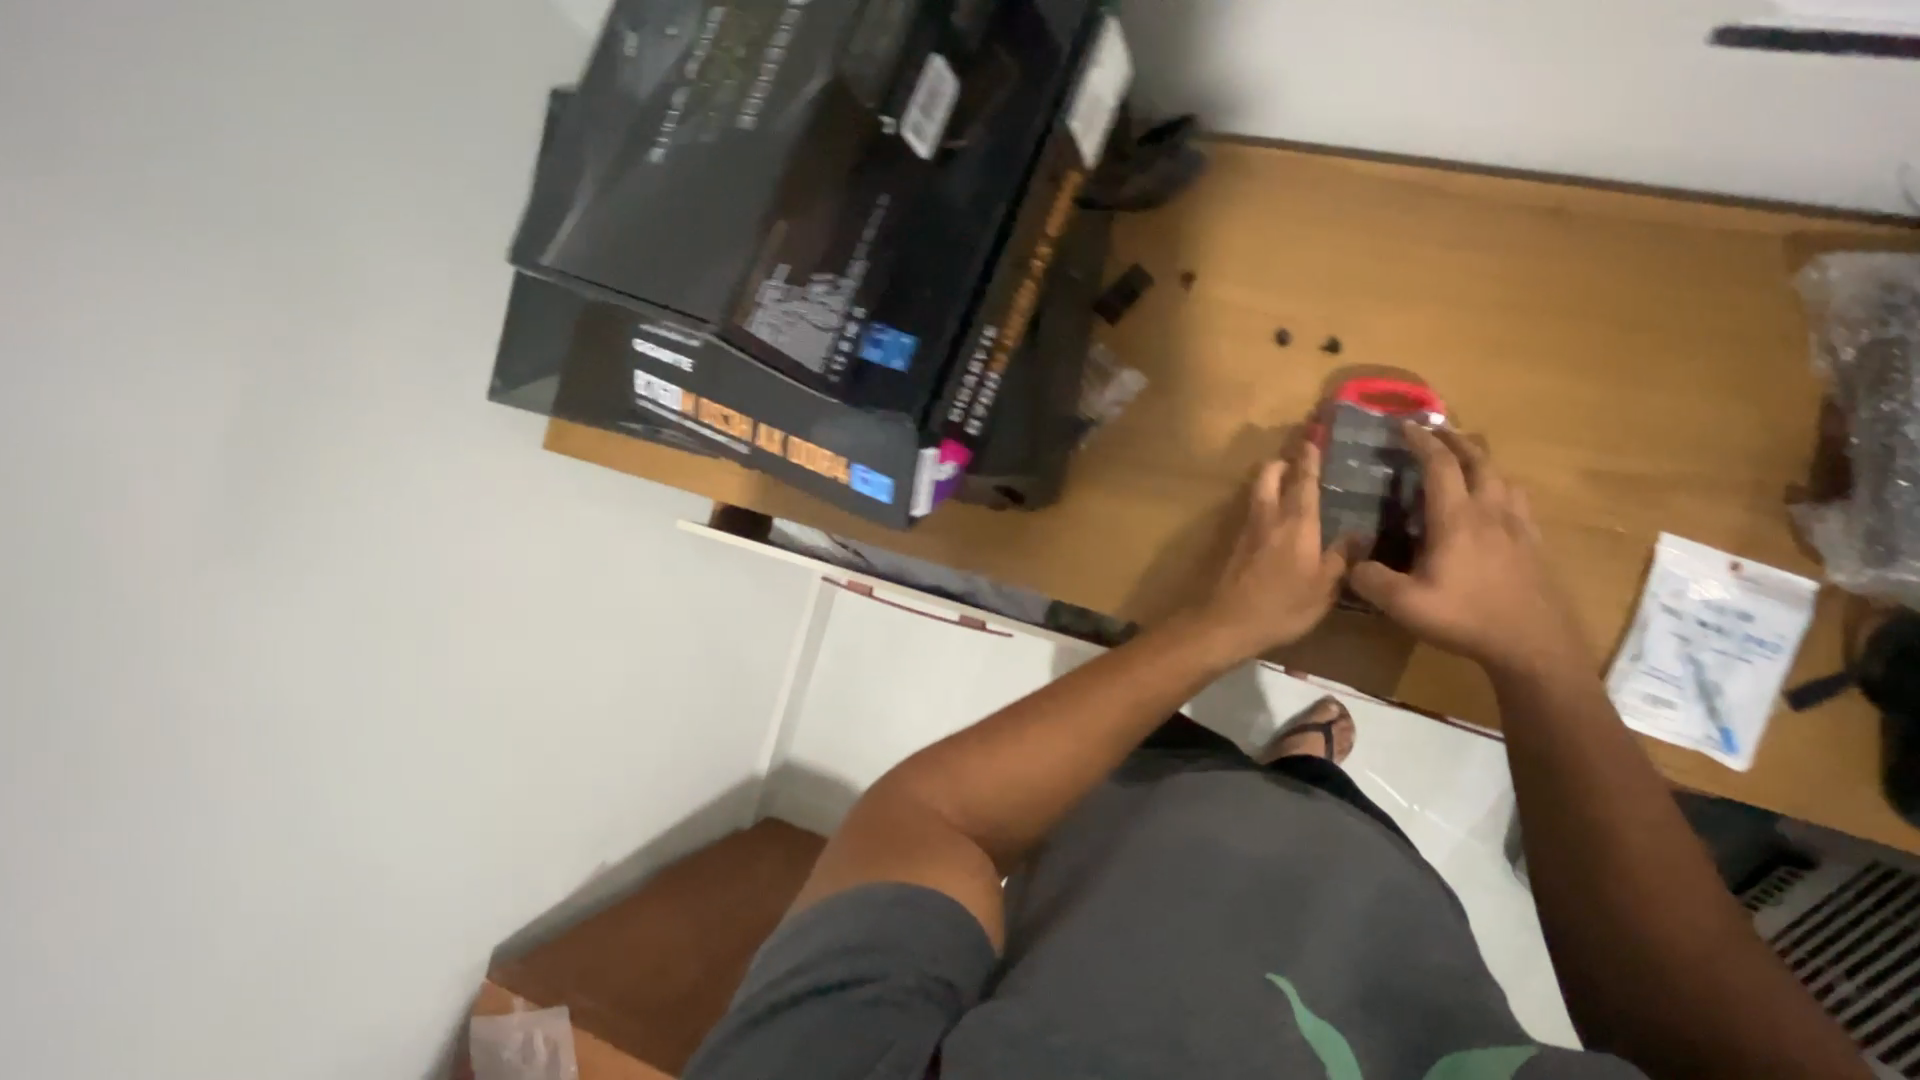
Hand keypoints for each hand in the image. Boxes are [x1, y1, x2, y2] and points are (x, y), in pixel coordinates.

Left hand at [1191, 443, 1355, 659]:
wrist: (1227, 622)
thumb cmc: (1282, 606)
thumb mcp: (1324, 587)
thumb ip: (1341, 557)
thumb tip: (1360, 532)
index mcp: (1297, 522)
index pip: (1304, 480)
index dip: (1309, 458)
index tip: (1313, 439)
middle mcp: (1269, 517)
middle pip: (1269, 476)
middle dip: (1282, 463)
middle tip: (1297, 461)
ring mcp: (1248, 530)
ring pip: (1257, 492)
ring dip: (1270, 481)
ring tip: (1288, 485)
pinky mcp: (1236, 545)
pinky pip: (1252, 512)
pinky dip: (1264, 504)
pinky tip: (1276, 520)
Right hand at [1349, 425, 1587, 673]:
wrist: (1534, 645)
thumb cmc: (1466, 618)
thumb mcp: (1404, 604)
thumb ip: (1370, 580)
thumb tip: (1351, 564)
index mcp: (1457, 519)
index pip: (1440, 465)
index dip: (1421, 441)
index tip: (1404, 426)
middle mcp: (1490, 512)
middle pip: (1478, 459)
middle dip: (1455, 439)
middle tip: (1435, 431)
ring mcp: (1518, 526)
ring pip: (1503, 477)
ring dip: (1482, 461)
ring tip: (1465, 464)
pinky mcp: (1533, 544)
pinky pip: (1518, 501)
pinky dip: (1501, 488)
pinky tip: (1494, 505)